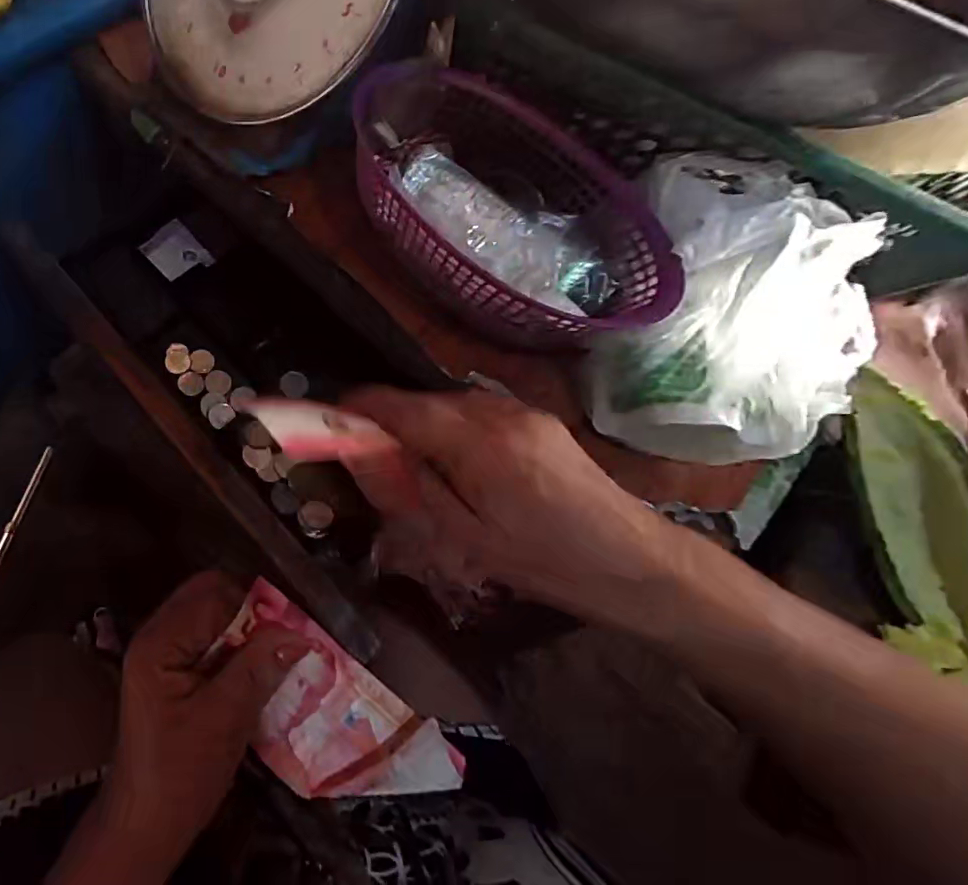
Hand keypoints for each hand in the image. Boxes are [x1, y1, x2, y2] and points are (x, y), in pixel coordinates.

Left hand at [100, 572, 310, 869]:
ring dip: (243, 628)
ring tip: (279, 648)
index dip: (254, 604)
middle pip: (205, 597)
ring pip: (207, 617)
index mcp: (158, 641)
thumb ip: (256, 669)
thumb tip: (297, 633)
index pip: (210, 596)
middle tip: (287, 634)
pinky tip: (257, 666)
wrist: (145, 820)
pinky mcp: (169, 670)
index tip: (293, 622)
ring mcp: (159, 651)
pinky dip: (232, 646)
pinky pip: (204, 640)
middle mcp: (154, 635)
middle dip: (249, 610)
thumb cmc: (180, 774)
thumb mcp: (224, 720)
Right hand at [340, 387, 684, 624]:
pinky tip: (455, 467)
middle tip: (371, 465)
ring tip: (415, 472)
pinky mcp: (532, 417)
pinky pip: (469, 412)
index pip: (395, 405)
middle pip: (415, 401)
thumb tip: (356, 452)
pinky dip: (446, 430)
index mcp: (476, 440)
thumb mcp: (463, 536)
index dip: (353, 410)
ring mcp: (518, 410)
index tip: (327, 426)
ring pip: (441, 404)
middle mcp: (495, 410)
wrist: (640, 566)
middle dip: (384, 425)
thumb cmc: (546, 561)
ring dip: (416, 428)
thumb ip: (405, 485)